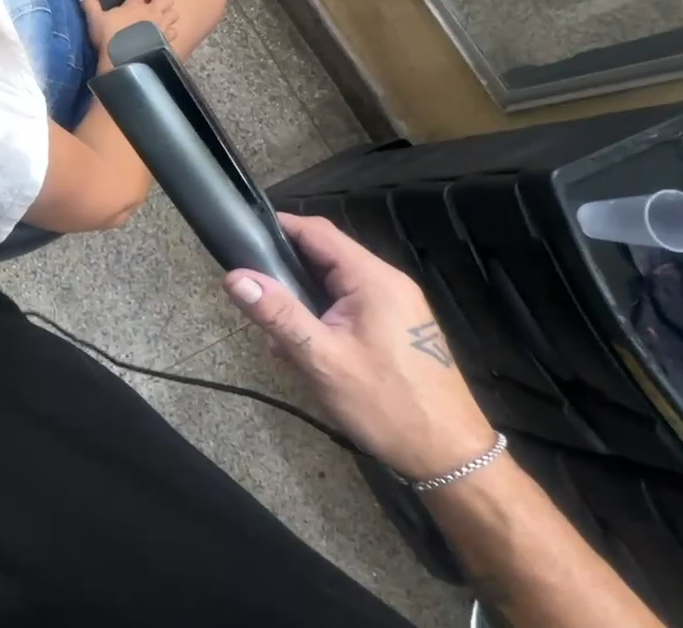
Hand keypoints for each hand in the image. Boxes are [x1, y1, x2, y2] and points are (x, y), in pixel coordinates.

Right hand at [80, 0, 178, 57]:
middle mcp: (151, 12)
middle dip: (163, 1)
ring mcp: (161, 26)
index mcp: (134, 5)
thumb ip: (90, 5)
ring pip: (174, 15)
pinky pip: (174, 33)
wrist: (123, 57)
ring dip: (169, 17)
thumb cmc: (109, 35)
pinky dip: (170, 34)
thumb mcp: (95, 19)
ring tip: (163, 21)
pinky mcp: (166, 40)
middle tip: (155, 6)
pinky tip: (164, 38)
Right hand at [223, 213, 496, 482]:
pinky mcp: (394, 328)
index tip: (238, 236)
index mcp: (374, 281)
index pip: (317, 232)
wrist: (449, 457)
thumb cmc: (385, 403)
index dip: (277, 227)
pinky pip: (345, 304)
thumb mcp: (320, 358)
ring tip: (270, 327)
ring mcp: (395, 306)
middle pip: (323, 254)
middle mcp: (388, 284)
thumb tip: (233, 276)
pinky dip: (316, 314)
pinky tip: (298, 346)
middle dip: (282, 268)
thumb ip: (276, 313)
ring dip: (297, 297)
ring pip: (331, 282)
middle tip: (247, 290)